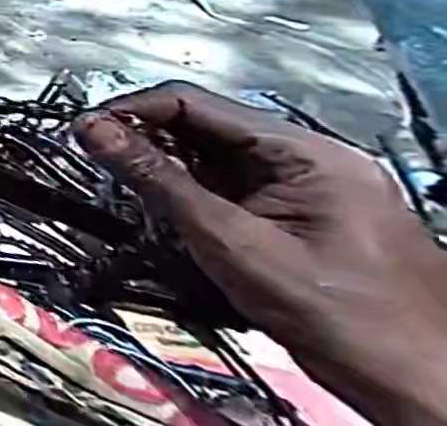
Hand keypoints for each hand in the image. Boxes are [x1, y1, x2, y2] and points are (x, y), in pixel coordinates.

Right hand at [74, 82, 446, 424]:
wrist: (424, 395)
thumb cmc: (338, 317)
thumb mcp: (227, 239)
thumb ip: (154, 176)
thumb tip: (88, 127)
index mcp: (308, 153)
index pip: (192, 102)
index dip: (130, 110)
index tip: (84, 130)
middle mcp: (310, 158)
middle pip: (199, 122)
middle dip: (142, 136)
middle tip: (97, 155)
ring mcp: (306, 184)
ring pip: (205, 149)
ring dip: (160, 161)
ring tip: (126, 181)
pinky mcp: (295, 208)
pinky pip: (222, 177)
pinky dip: (185, 184)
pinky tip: (166, 202)